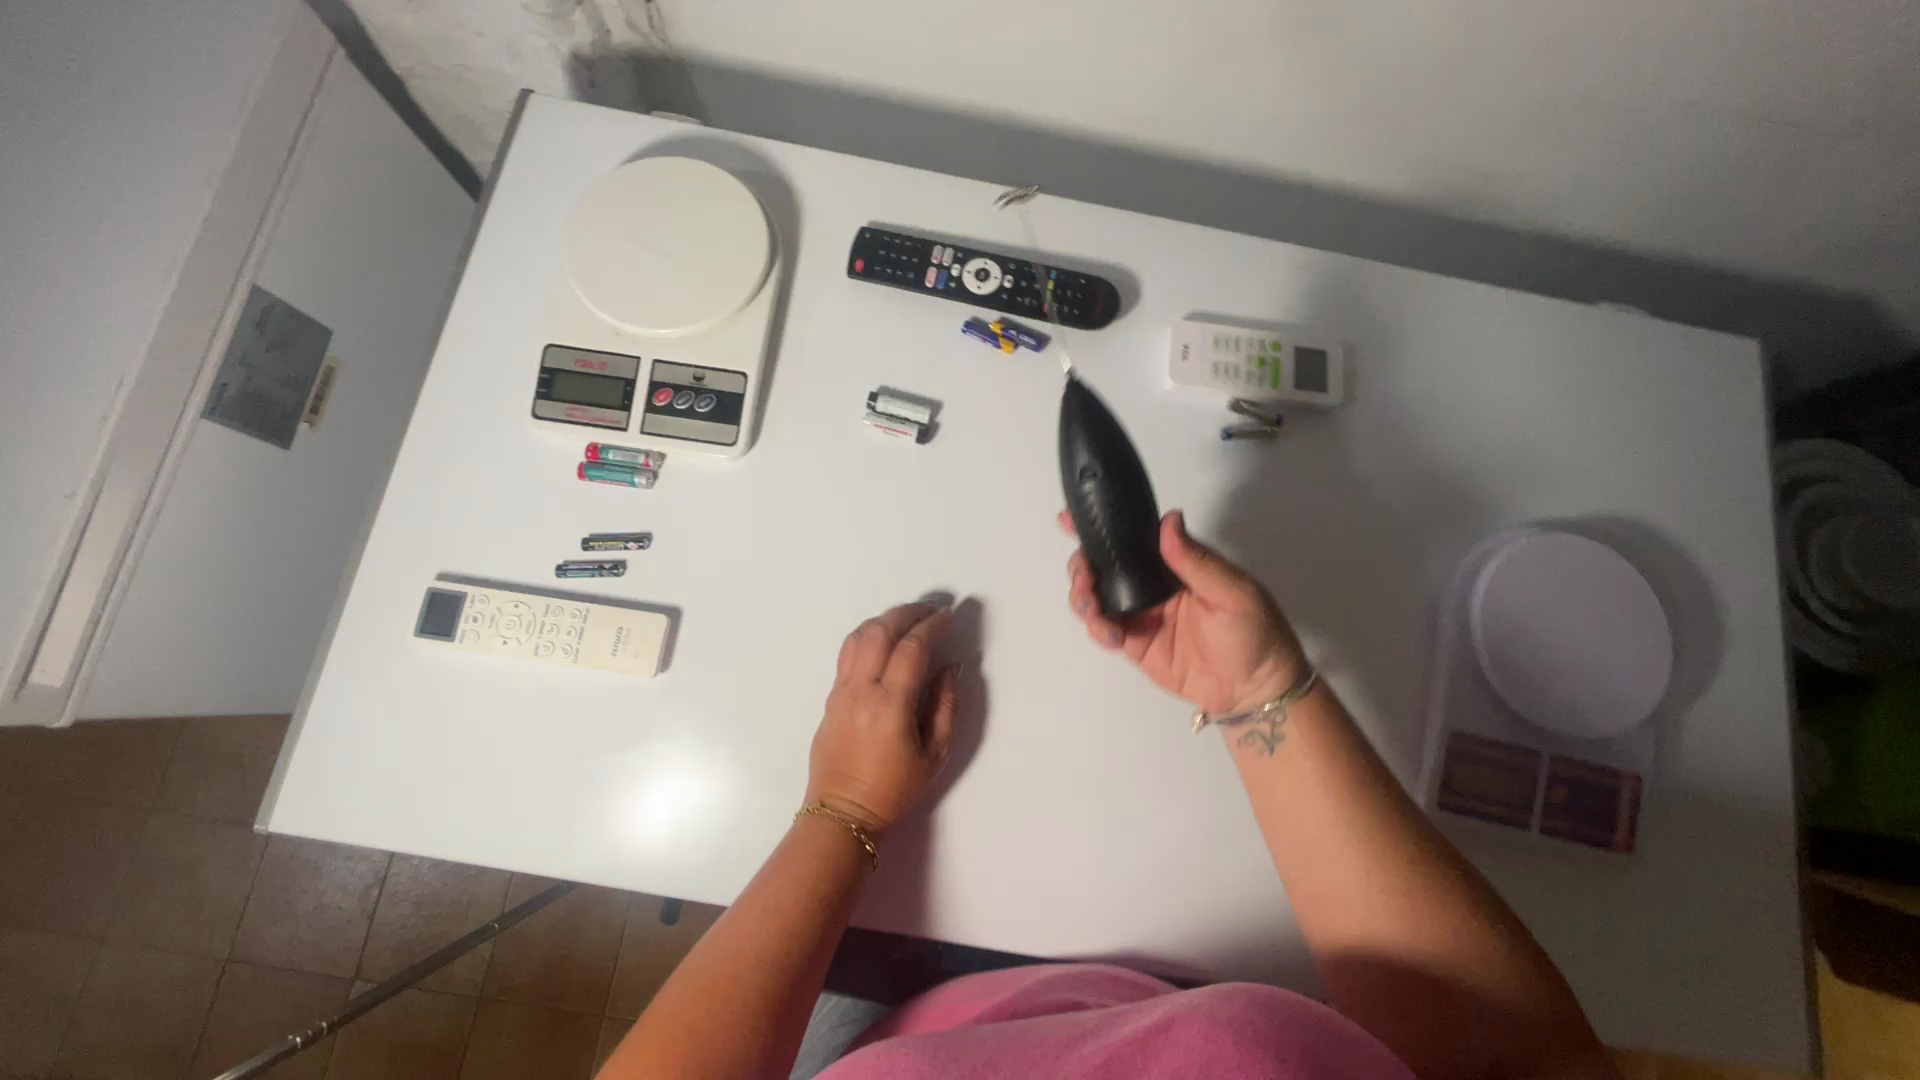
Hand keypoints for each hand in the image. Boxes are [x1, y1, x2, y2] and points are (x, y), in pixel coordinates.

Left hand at [806, 602, 959, 836]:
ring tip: (908, 617)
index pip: (911, 648)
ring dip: (885, 618)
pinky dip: (868, 634)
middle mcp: (861, 690)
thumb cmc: (894, 789)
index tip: (948, 616)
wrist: (843, 812)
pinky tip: (884, 636)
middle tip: (931, 608)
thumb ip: (945, 706)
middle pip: (881, 632)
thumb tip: (949, 667)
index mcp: (890, 706)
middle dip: (908, 613)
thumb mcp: (935, 755)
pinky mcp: (830, 696)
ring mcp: (841, 690)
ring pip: (859, 636)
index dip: (932, 626)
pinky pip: (847, 652)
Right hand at [1063, 509, 1303, 714]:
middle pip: (1103, 565)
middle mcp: (1151, 585)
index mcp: (1174, 563)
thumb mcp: (1232, 591)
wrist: (1255, 689)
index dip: (1101, 527)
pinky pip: (1105, 631)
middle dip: (1082, 564)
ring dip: (1083, 594)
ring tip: (1089, 602)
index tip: (1069, 519)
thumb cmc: (1254, 632)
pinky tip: (1106, 630)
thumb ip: (1196, 559)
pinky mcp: (1135, 645)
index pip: (1132, 538)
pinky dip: (1097, 627)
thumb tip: (1168, 519)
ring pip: (1096, 596)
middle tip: (1083, 572)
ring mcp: (1140, 615)